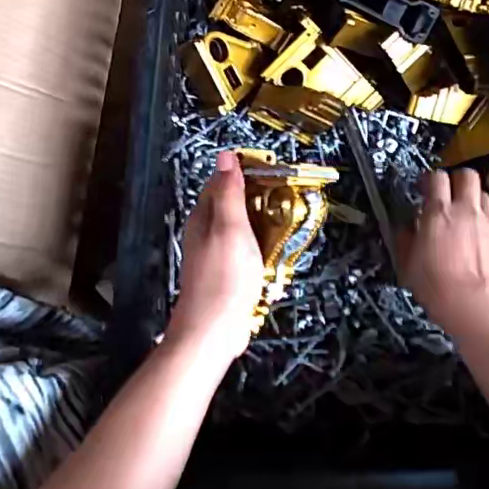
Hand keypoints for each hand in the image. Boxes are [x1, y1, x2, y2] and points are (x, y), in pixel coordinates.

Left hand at [167, 150, 264, 363]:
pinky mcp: (226, 274)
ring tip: (285, 219)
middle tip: (285, 194)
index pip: (221, 181)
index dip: (244, 171)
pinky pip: (244, 249)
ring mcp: (215, 254)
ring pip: (239, 227)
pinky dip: (260, 244)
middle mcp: (205, 232)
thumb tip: (224, 156)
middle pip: (231, 203)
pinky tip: (273, 250)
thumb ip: (229, 192)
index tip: (272, 169)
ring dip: (260, 221)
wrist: (213, 331)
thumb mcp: (231, 227)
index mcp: (203, 216)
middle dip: (256, 196)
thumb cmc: (224, 277)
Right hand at [397, 169, 488, 342]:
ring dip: (473, 199)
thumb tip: (406, 228)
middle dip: (457, 179)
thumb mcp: (408, 264)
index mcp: (438, 213)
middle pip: (467, 175)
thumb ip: (406, 239)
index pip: (437, 177)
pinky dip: (485, 221)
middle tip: (449, 194)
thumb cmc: (437, 287)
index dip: (430, 179)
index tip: (425, 188)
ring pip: (483, 194)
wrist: (475, 307)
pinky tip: (478, 238)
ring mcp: (488, 222)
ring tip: (465, 215)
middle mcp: (465, 211)